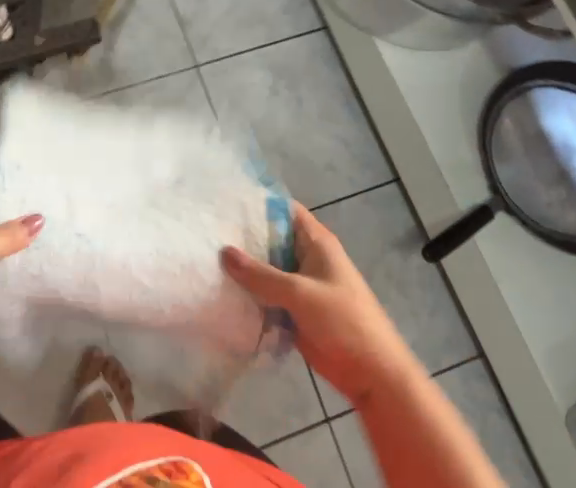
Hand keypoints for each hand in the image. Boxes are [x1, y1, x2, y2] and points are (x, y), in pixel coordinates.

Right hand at [221, 203, 417, 406]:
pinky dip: (248, 296)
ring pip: (266, 271)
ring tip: (203, 260)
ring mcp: (300, 286)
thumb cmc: (343, 322)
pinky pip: (266, 297)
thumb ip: (261, 275)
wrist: (372, 373)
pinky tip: (219, 293)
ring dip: (242, 270)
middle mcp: (307, 258)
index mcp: (316, 243)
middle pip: (270, 240)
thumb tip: (223, 251)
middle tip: (205, 234)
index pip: (284, 210)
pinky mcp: (294, 311)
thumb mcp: (300, 293)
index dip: (256, 204)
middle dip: (242, 239)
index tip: (223, 204)